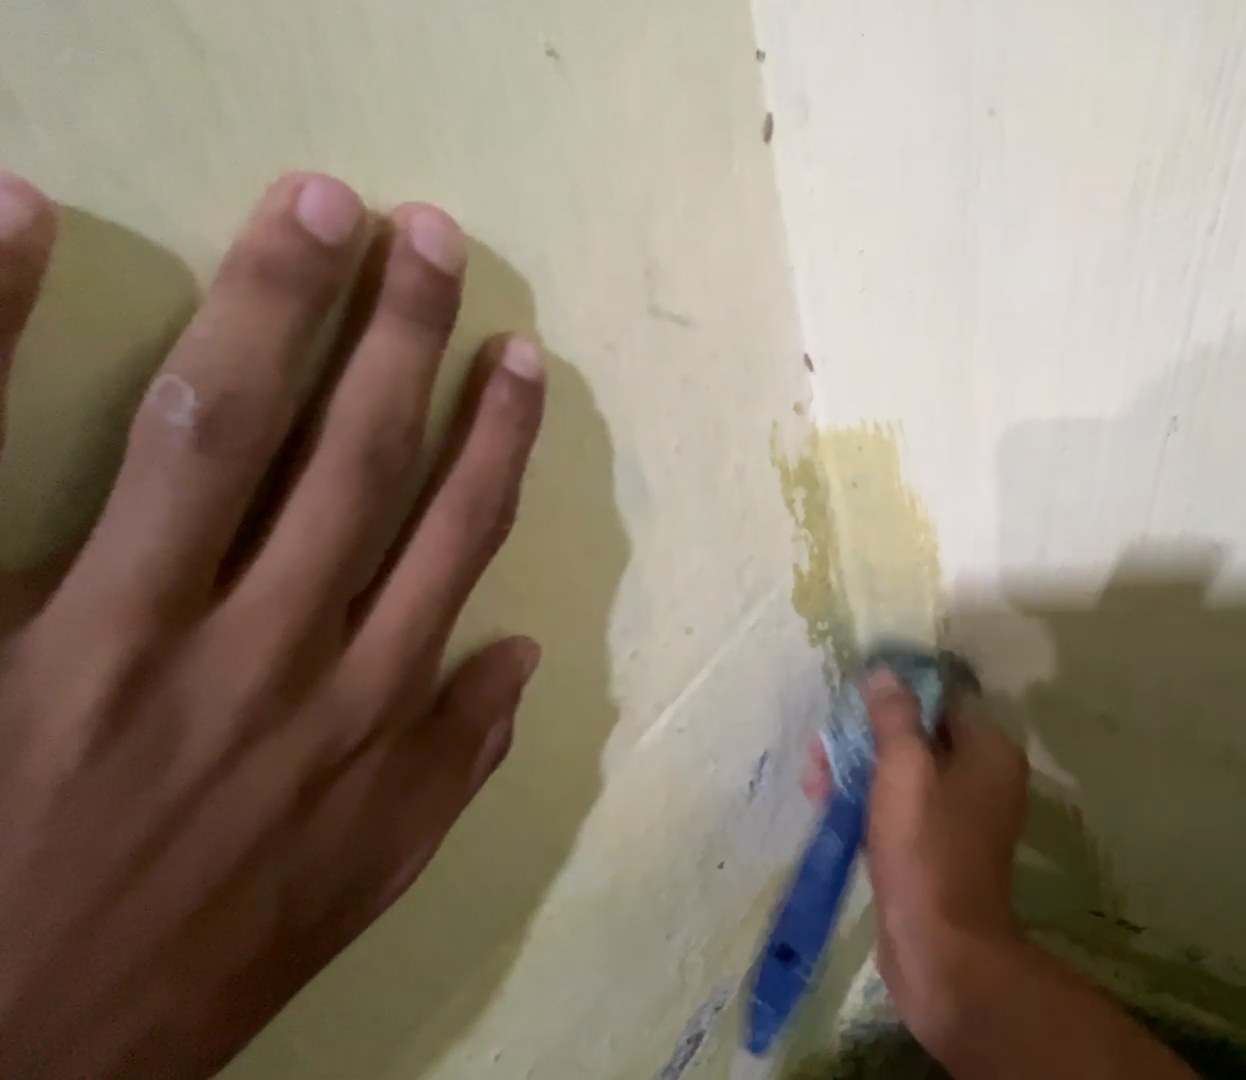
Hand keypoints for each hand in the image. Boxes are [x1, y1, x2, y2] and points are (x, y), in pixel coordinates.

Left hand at [0, 172, 545, 1077]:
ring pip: (221, 432)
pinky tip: (32, 219)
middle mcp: (277, 642)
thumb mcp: (379, 865)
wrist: (13, 1051)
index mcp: (373, 699)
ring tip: (316, 207)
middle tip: (424, 232)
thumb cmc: (217, 941)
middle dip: (401, 335)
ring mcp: (125, 629)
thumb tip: (521, 653)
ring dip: (278, 308)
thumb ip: (459, 754)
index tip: (516, 352)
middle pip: (357, 456)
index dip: (493, 432)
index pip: (456, 529)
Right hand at [807, 670, 1030, 1039]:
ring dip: (860, 770)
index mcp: (990, 750)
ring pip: (906, 775)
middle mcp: (984, 777)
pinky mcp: (938, 848)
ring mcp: (962, 816)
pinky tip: (827, 802)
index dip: (894, 697)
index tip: (851, 703)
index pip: (942, 702)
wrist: (940, 949)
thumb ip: (894, 716)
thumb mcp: (904, 769)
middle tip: (820, 747)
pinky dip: (870, 802)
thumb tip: (884, 673)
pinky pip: (903, 808)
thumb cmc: (925, 847)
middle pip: (920, 737)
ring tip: (812, 776)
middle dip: (867, 739)